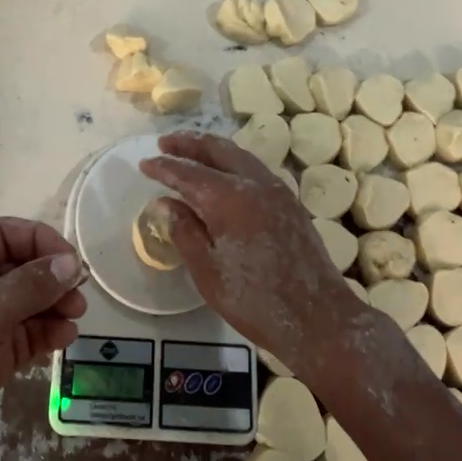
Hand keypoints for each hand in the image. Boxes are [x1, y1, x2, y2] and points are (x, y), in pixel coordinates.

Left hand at [0, 217, 87, 460]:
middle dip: (50, 276)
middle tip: (79, 292)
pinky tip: (64, 338)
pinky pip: (26, 334)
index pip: (3, 234)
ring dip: (53, 305)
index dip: (38, 240)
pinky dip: (47, 332)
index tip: (70, 260)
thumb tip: (71, 262)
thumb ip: (28, 285)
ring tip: (76, 316)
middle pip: (18, 267)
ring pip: (26, 302)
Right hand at [137, 131, 365, 370]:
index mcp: (228, 198)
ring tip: (192, 150)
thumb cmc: (255, 300)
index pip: (187, 172)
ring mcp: (275, 190)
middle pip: (216, 150)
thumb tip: (166, 202)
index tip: (143, 164)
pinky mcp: (289, 202)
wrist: (318, 317)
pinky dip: (232, 161)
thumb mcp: (208, 271)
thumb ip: (184, 231)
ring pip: (238, 155)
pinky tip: (225, 173)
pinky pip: (253, 167)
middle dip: (189, 143)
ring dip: (212, 148)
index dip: (164, 168)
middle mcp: (253, 183)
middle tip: (165, 143)